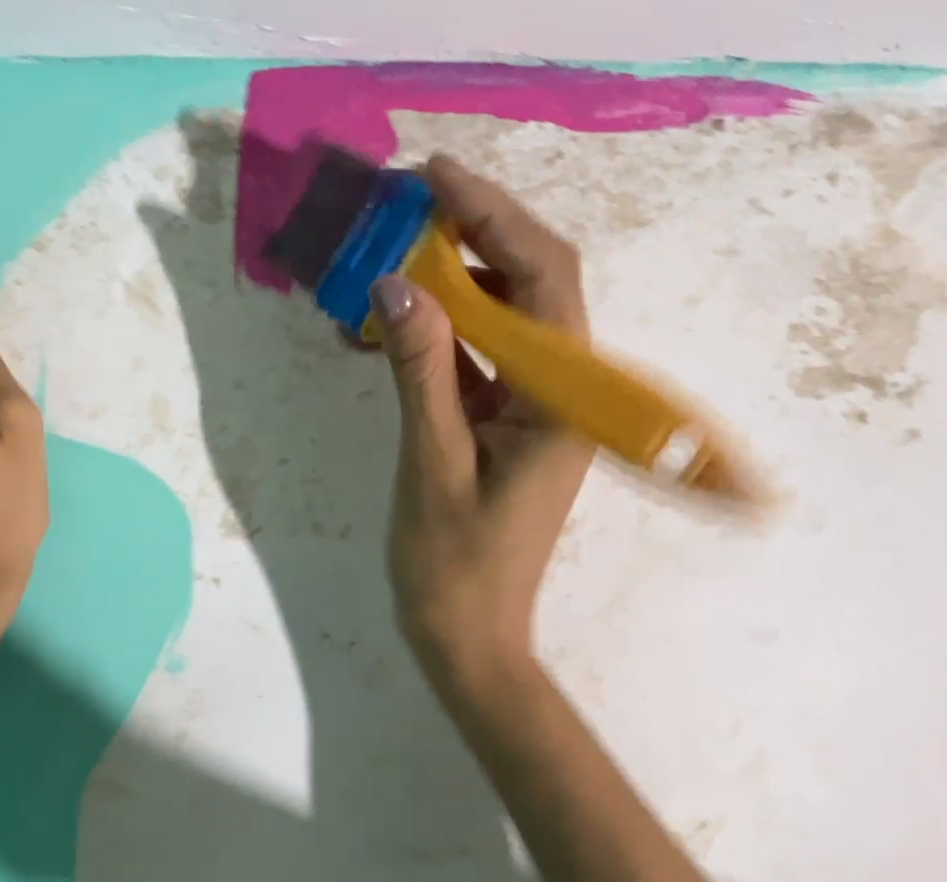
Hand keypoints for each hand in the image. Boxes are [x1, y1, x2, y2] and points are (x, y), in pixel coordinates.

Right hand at [373, 155, 593, 693]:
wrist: (468, 639)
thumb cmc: (454, 566)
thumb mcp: (433, 464)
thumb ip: (420, 372)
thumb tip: (394, 284)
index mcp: (563, 399)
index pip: (544, 277)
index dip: (494, 215)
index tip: (432, 177)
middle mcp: (560, 392)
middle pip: (528, 285)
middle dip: (470, 237)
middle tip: (401, 207)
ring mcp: (532, 408)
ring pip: (499, 319)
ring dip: (446, 285)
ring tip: (382, 259)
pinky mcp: (503, 425)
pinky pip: (475, 360)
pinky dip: (436, 335)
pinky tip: (386, 326)